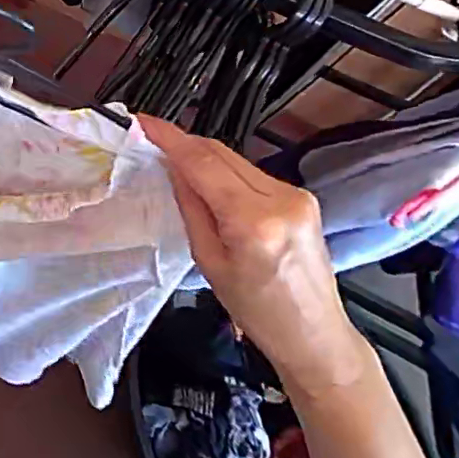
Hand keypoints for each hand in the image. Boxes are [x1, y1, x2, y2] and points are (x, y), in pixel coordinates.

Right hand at [139, 115, 368, 390]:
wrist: (315, 335)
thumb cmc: (257, 311)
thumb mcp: (209, 261)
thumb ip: (190, 206)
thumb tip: (173, 166)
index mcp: (253, 222)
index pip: (203, 163)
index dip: (170, 138)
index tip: (144, 122)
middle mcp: (280, 199)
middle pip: (221, 153)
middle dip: (184, 143)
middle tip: (152, 140)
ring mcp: (296, 194)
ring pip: (236, 159)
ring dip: (204, 157)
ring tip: (178, 165)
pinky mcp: (302, 196)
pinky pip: (252, 172)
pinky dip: (226, 172)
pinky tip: (212, 184)